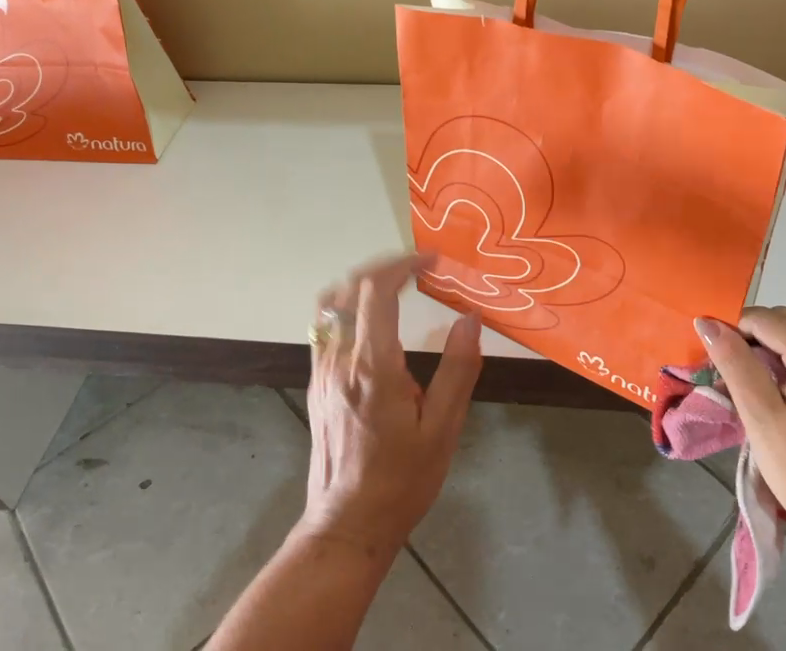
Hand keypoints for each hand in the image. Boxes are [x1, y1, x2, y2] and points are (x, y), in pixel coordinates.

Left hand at [299, 253, 483, 560]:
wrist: (348, 524)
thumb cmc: (402, 480)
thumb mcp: (442, 430)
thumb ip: (458, 370)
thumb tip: (470, 319)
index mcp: (372, 367)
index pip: (376, 292)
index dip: (403, 265)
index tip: (431, 261)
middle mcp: (339, 361)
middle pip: (349, 289)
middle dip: (384, 267)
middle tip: (417, 268)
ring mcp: (321, 372)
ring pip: (329, 305)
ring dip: (360, 284)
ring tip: (394, 285)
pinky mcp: (315, 385)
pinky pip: (324, 328)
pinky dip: (346, 308)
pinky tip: (371, 322)